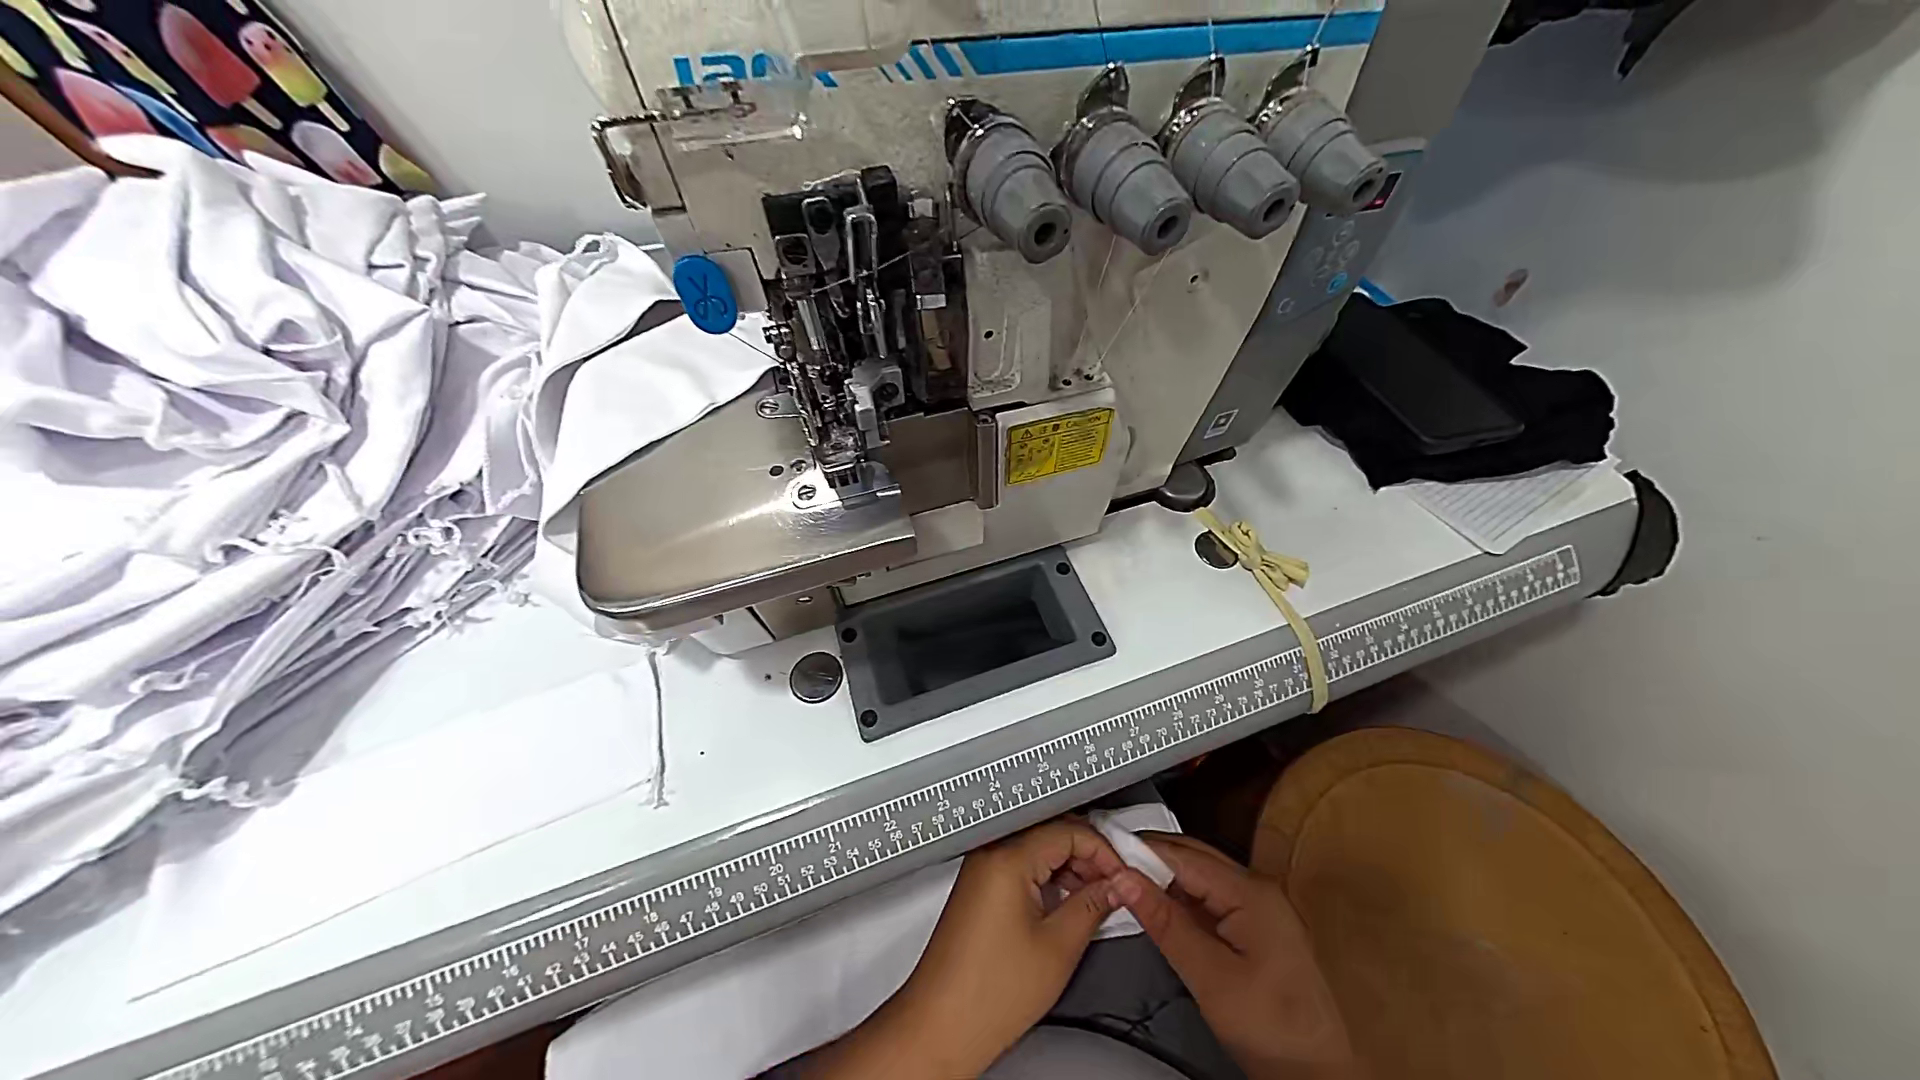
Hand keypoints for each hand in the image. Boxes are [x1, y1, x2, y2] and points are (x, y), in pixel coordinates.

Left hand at [803, 819, 1126, 1078]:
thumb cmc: (984, 995)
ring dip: (1070, 868)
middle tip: (1115, 885)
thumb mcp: (1059, 946)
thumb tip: (1115, 887)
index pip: (1068, 831)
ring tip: (1095, 901)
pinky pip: (1021, 866)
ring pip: (1037, 849)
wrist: (942, 1025)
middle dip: (1089, 857)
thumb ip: (1094, 906)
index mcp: (1006, 858)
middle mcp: (989, 854)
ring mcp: (981, 870)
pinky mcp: (979, 887)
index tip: (1122, 874)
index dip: (1103, 851)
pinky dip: (1049, 879)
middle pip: (1052, 833)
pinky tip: (1067, 905)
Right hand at [1111, 833, 1361, 1079]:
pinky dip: (1178, 895)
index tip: (1105, 853)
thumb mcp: (1209, 976)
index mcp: (1252, 893)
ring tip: (1125, 881)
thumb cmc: (1275, 1031)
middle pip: (1191, 856)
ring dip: (1161, 876)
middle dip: (1148, 858)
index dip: (1140, 852)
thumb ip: (1165, 922)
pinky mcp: (1254, 924)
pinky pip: (1207, 895)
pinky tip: (1156, 904)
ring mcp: (1258, 905)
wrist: (1318, 1075)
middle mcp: (1257, 889)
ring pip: (1197, 874)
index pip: (1182, 855)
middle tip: (1109, 865)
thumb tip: (1126, 880)